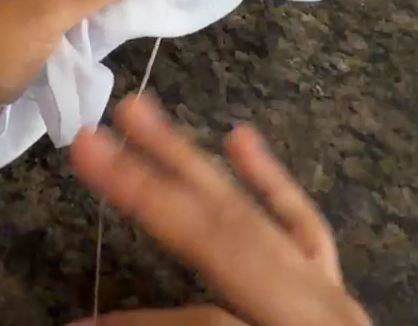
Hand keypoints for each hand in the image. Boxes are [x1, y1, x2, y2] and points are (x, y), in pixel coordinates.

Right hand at [69, 94, 369, 325]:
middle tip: (88, 144)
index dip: (139, 325)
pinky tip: (240, 135)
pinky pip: (304, 227)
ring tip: (138, 112)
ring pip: (253, 214)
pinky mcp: (339, 293)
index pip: (206, 323)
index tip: (78, 322)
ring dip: (189, 159)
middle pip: (222, 239)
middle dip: (149, 188)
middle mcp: (319, 315)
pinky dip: (271, 181)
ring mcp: (335, 298)